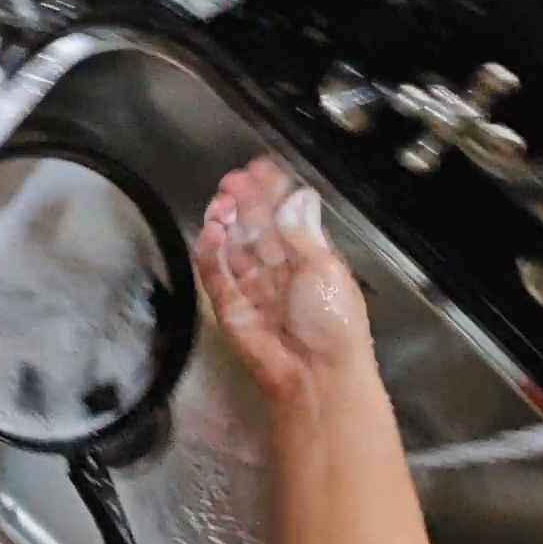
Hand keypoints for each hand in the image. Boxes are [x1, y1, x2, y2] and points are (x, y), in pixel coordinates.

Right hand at [196, 158, 379, 414]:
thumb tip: (297, 196)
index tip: (261, 170)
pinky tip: (211, 230)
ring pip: (232, 246)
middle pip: (256, 229)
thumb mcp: (325, 270)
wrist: (313, 373)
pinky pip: (214, 272)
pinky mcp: (227, 303)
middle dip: (245, 203)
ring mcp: (250, 286)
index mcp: (311, 261)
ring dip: (226, 222)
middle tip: (232, 180)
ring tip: (220, 201)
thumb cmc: (333, 323)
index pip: (287, 219)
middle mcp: (278, 270)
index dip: (274, 194)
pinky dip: (209, 251)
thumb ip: (301, 233)